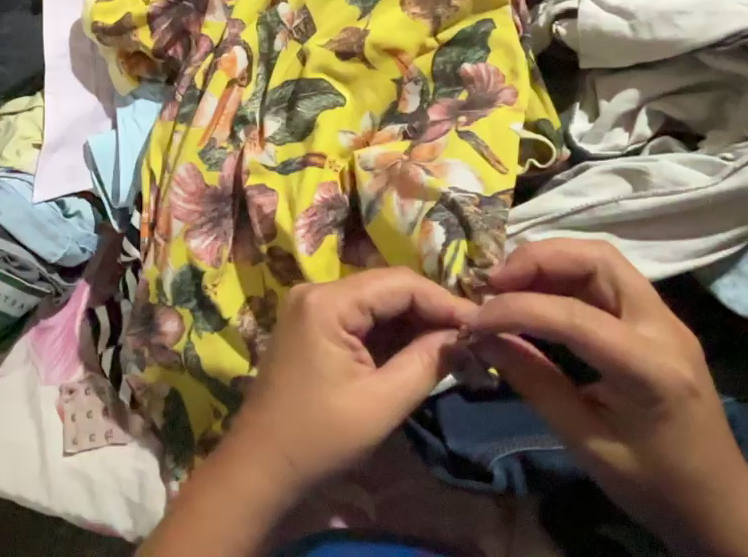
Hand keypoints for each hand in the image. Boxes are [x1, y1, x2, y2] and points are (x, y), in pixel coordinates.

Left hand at [227, 266, 480, 490]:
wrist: (262, 465)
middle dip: (431, 311)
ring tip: (457, 345)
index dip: (444, 301)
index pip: (399, 282)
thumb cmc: (320, 438)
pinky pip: (360, 317)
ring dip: (414, 322)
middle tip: (475, 338)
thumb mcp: (382, 403)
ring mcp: (311, 307)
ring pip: (376, 302)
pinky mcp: (312, 325)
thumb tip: (466, 336)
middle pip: (387, 287)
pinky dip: (391, 333)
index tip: (484, 324)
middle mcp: (315, 291)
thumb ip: (425, 363)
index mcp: (326, 301)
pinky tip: (421, 350)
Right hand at [464, 240, 747, 556]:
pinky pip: (606, 278)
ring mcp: (664, 320)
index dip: (515, 308)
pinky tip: (535, 295)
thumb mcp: (585, 443)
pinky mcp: (656, 321)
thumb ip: (533, 382)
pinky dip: (564, 275)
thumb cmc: (654, 485)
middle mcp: (664, 329)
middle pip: (597, 259)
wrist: (720, 506)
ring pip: (601, 259)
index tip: (473, 318)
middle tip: (493, 283)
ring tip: (507, 284)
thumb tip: (481, 338)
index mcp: (651, 369)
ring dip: (549, 262)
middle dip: (537, 260)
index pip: (573, 315)